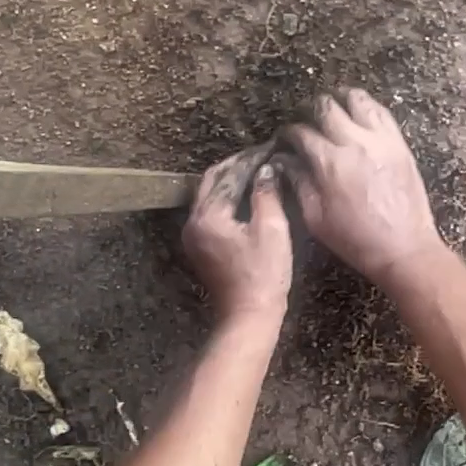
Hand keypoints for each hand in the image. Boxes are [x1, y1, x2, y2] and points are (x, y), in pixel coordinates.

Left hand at [183, 150, 292, 323]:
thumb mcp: (272, 230)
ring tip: (256, 173)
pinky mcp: (201, 248)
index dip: (250, 159)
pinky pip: (211, 213)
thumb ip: (267, 194)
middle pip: (211, 182)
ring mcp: (194, 236)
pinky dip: (227, 201)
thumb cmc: (263, 275)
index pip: (227, 175)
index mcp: (208, 215)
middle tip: (261, 157)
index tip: (270, 149)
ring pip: (209, 197)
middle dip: (236, 167)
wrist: (248, 316)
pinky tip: (247, 199)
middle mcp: (193, 222)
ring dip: (230, 183)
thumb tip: (267, 169)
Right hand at [281, 89, 443, 285]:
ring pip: (356, 99)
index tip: (286, 139)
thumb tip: (285, 162)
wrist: (404, 249)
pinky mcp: (399, 144)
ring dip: (340, 100)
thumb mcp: (316, 219)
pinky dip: (366, 107)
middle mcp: (354, 143)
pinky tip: (358, 116)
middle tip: (307, 121)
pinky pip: (381, 112)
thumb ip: (298, 184)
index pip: (301, 133)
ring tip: (334, 110)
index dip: (288, 134)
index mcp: (329, 163)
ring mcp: (381, 140)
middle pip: (326, 106)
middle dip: (310, 110)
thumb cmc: (357, 240)